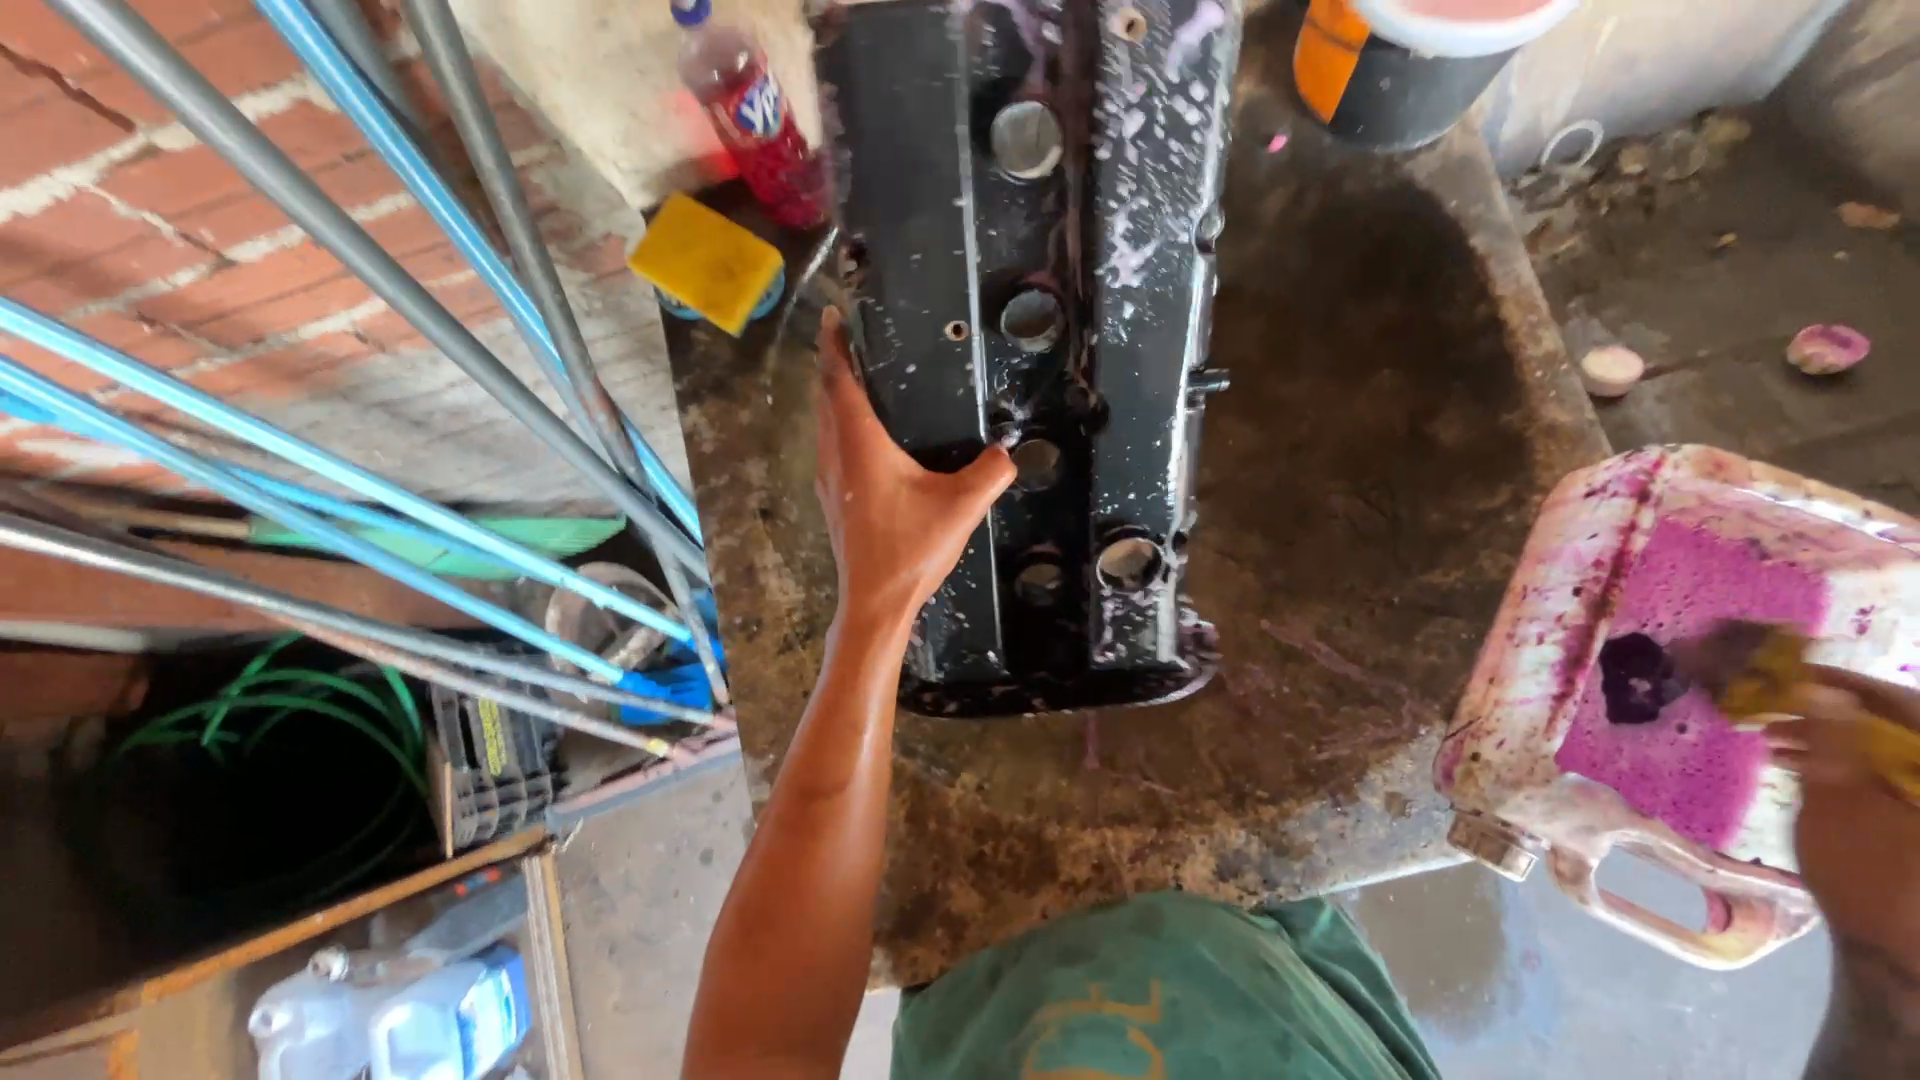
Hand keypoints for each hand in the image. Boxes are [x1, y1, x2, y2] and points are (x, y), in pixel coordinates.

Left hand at [813, 307, 1014, 628]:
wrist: (874, 602)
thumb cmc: (910, 550)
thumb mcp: (962, 507)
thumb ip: (991, 473)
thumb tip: (1008, 453)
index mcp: (860, 445)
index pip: (839, 381)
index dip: (834, 345)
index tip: (833, 315)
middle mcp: (835, 455)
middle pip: (825, 397)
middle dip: (834, 365)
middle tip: (853, 341)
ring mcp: (828, 480)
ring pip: (823, 424)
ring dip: (834, 397)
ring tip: (859, 380)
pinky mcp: (833, 500)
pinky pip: (830, 446)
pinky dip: (839, 425)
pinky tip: (865, 437)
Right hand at [1777, 667, 1919, 970]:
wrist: (1901, 957)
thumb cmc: (1869, 875)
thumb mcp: (1837, 802)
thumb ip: (1833, 741)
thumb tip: (1818, 688)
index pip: (1905, 706)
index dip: (1846, 684)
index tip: (1790, 672)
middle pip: (1903, 729)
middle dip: (1834, 714)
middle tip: (1772, 709)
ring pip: (1898, 755)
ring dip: (1839, 741)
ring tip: (1776, 742)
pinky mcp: (1918, 821)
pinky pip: (1898, 779)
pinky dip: (1856, 768)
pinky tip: (1808, 771)